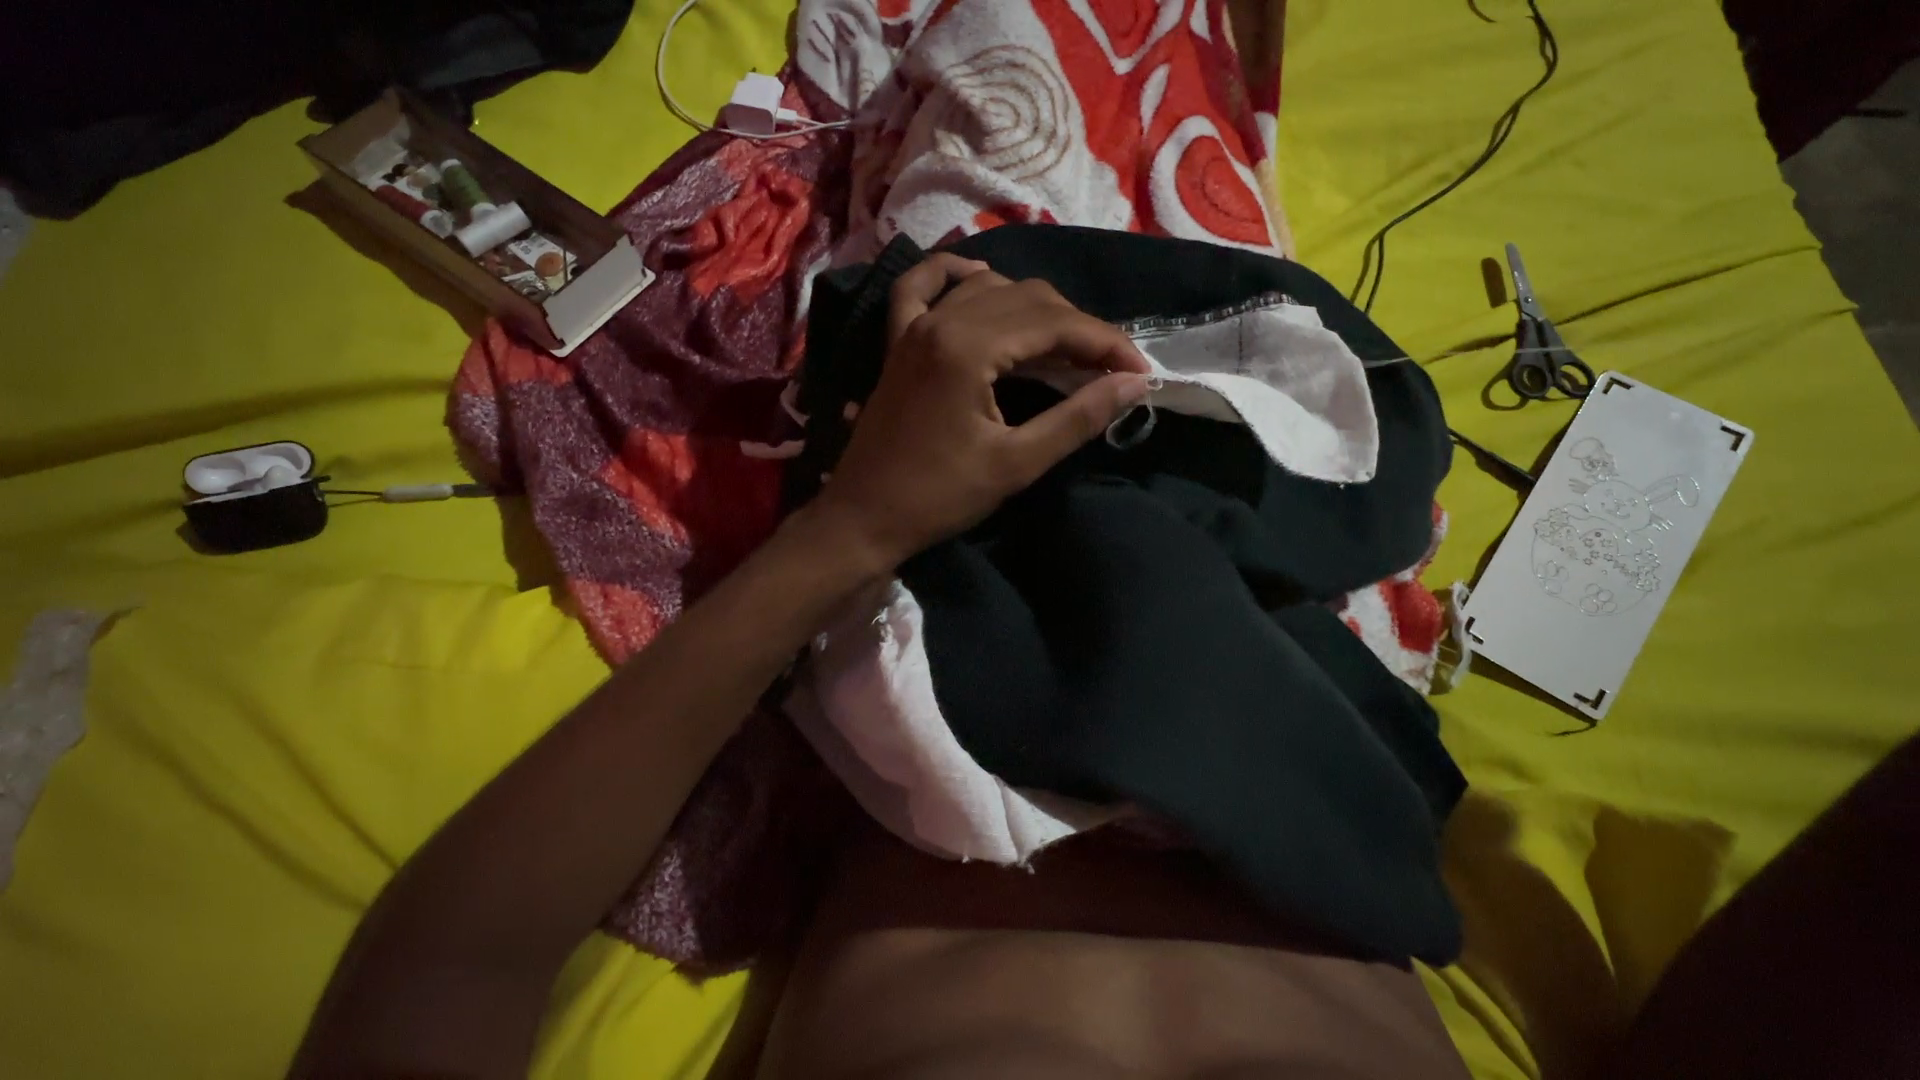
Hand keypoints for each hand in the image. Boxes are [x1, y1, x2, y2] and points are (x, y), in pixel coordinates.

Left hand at [808, 253, 1152, 572]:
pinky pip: (921, 285)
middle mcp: (941, 320)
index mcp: (969, 347)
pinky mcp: (897, 341)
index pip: (1056, 323)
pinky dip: (953, 275)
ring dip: (1034, 307)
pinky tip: (979, 278)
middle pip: (1028, 297)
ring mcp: (913, 326)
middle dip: (1078, 328)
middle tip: (1109, 369)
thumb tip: (1133, 385)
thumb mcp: (1016, 463)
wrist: (864, 518)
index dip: (1106, 344)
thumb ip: (1077, 417)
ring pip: (988, 288)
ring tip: (1064, 346)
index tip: (1140, 372)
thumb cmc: (940, 497)